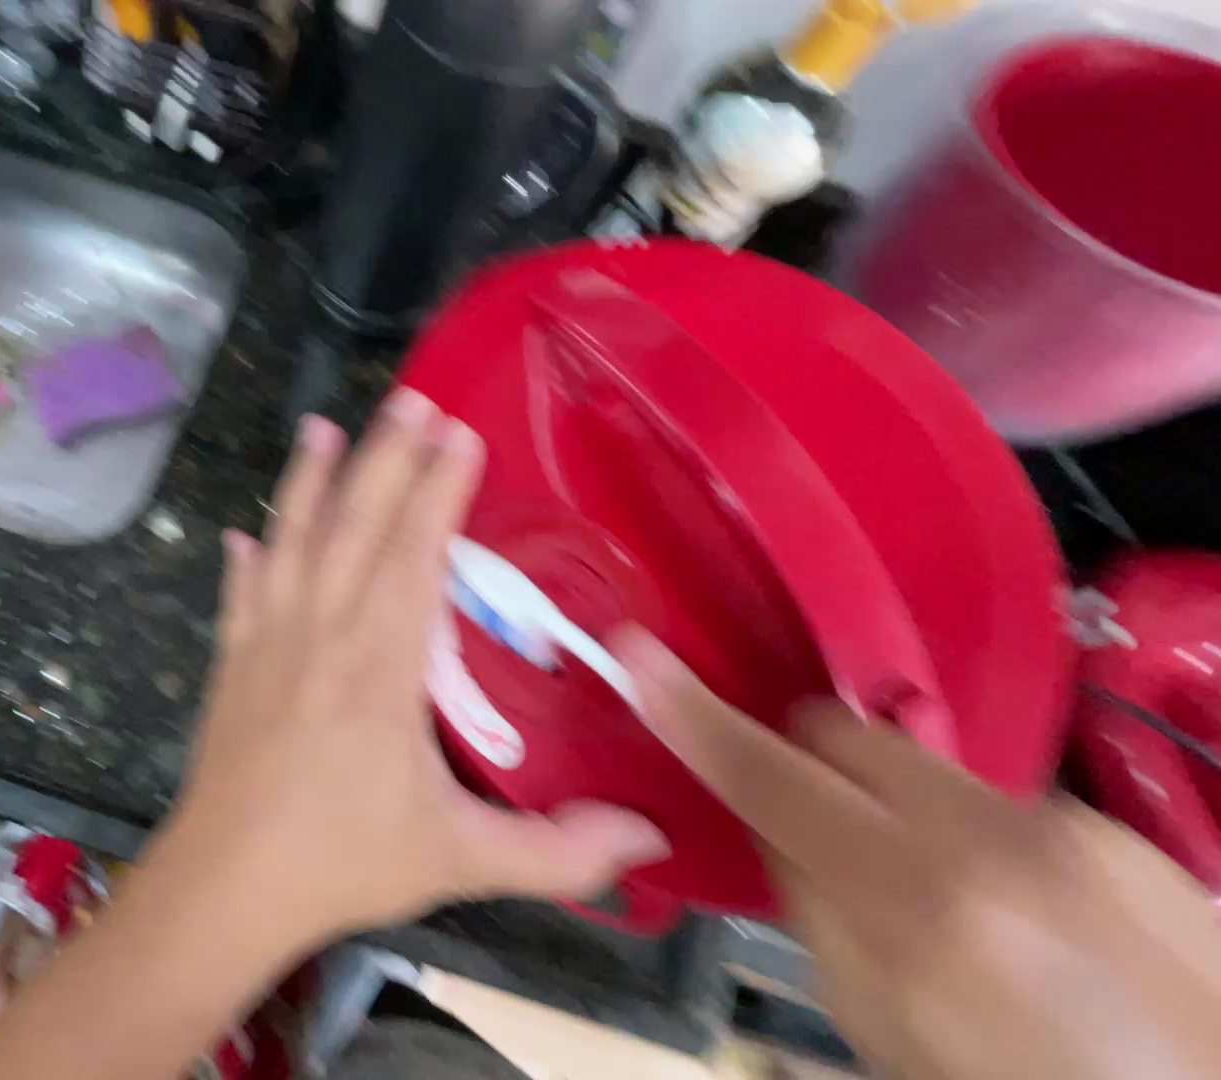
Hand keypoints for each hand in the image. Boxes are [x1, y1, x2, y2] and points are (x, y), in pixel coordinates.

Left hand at [156, 389, 669, 950]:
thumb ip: (557, 851)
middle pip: (354, 528)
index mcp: (379, 665)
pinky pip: (239, 595)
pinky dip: (245, 560)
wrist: (227, 885)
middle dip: (384, 459)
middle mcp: (320, 634)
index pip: (413, 555)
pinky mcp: (230, 664)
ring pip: (290, 543)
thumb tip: (652, 837)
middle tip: (408, 399)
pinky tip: (243, 534)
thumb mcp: (459, 860)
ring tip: (321, 427)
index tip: (457, 433)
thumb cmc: (342, 863)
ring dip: (306, 483)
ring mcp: (266, 643)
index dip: (437, 491)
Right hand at [617, 629, 1220, 1079]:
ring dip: (890, 802)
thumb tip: (782, 827)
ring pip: (917, 765)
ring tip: (934, 888)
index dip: (690, 714)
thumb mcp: (869, 1017)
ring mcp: (1075, 830)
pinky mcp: (1128, 836)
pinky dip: (968, 832)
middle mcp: (998, 841)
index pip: (766, 774)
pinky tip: (1012, 905)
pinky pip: (995, 800)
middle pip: (840, 733)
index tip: (634, 655)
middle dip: (802, 759)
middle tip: (809, 821)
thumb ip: (807, 900)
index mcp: (916, 903)